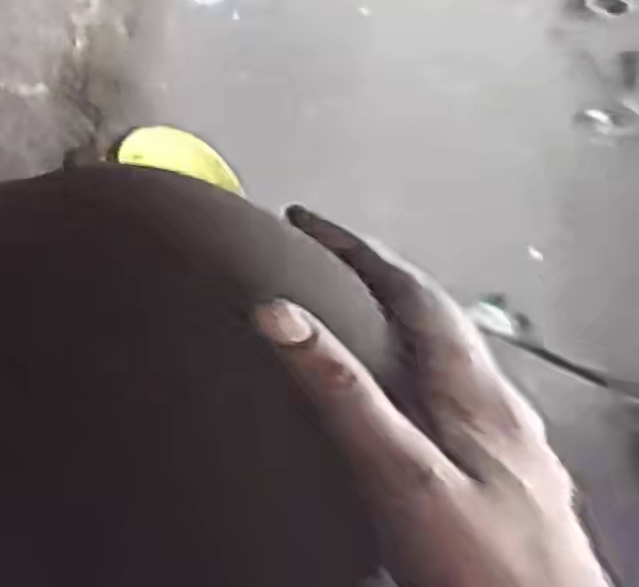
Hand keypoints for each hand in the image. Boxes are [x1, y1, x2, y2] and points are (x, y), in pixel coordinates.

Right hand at [255, 207, 609, 586]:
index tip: (304, 221)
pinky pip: (435, 390)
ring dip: (383, 315)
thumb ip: (336, 385)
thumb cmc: (481, 562)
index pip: (414, 296)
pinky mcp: (491, 477)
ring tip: (334, 303)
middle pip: (431, 320)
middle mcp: (494, 411)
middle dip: (368, 273)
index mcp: (476, 396)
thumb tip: (274, 308)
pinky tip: (378, 383)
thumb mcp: (397, 466)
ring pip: (436, 355)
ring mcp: (499, 447)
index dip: (356, 250)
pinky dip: (393, 358)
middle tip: (313, 251)